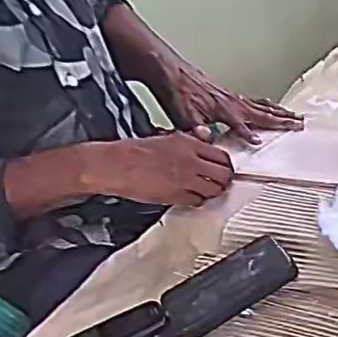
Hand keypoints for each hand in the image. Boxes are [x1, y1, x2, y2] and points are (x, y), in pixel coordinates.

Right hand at [81, 133, 234, 207]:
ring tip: (206, 190)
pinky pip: (198, 201)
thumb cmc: (134, 151)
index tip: (223, 168)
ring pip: (215, 190)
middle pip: (224, 174)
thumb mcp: (166, 138)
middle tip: (219, 182)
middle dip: (224, 180)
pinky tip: (191, 196)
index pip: (222, 156)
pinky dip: (197, 200)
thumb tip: (208, 135)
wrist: (112, 165)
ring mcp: (184, 179)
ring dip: (213, 191)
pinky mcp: (176, 195)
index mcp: (187, 144)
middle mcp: (190, 161)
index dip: (225, 164)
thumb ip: (191, 139)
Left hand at [158, 63, 300, 141]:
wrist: (166, 69)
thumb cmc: (174, 90)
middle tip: (300, 123)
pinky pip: (255, 101)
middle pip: (263, 113)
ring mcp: (233, 97)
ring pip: (263, 106)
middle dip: (283, 119)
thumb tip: (207, 138)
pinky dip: (266, 105)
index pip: (242, 125)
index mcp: (224, 109)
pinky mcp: (229, 94)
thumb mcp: (181, 113)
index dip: (250, 136)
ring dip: (280, 111)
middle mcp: (232, 102)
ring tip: (294, 115)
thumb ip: (195, 127)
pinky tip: (269, 106)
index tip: (259, 144)